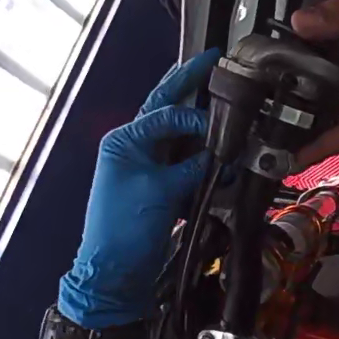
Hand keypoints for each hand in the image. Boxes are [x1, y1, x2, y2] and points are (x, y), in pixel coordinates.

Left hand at [56, 49, 219, 328]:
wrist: (116, 276)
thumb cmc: (123, 233)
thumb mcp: (160, 192)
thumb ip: (192, 167)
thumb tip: (219, 154)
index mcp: (124, 142)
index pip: (164, 112)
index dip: (194, 112)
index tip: (221, 119)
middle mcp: (133, 150)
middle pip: (166, 111)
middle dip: (189, 88)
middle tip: (213, 63)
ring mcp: (146, 169)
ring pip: (178, 137)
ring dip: (199, 127)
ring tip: (221, 106)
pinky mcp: (159, 189)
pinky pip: (184, 166)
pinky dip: (202, 161)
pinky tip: (219, 156)